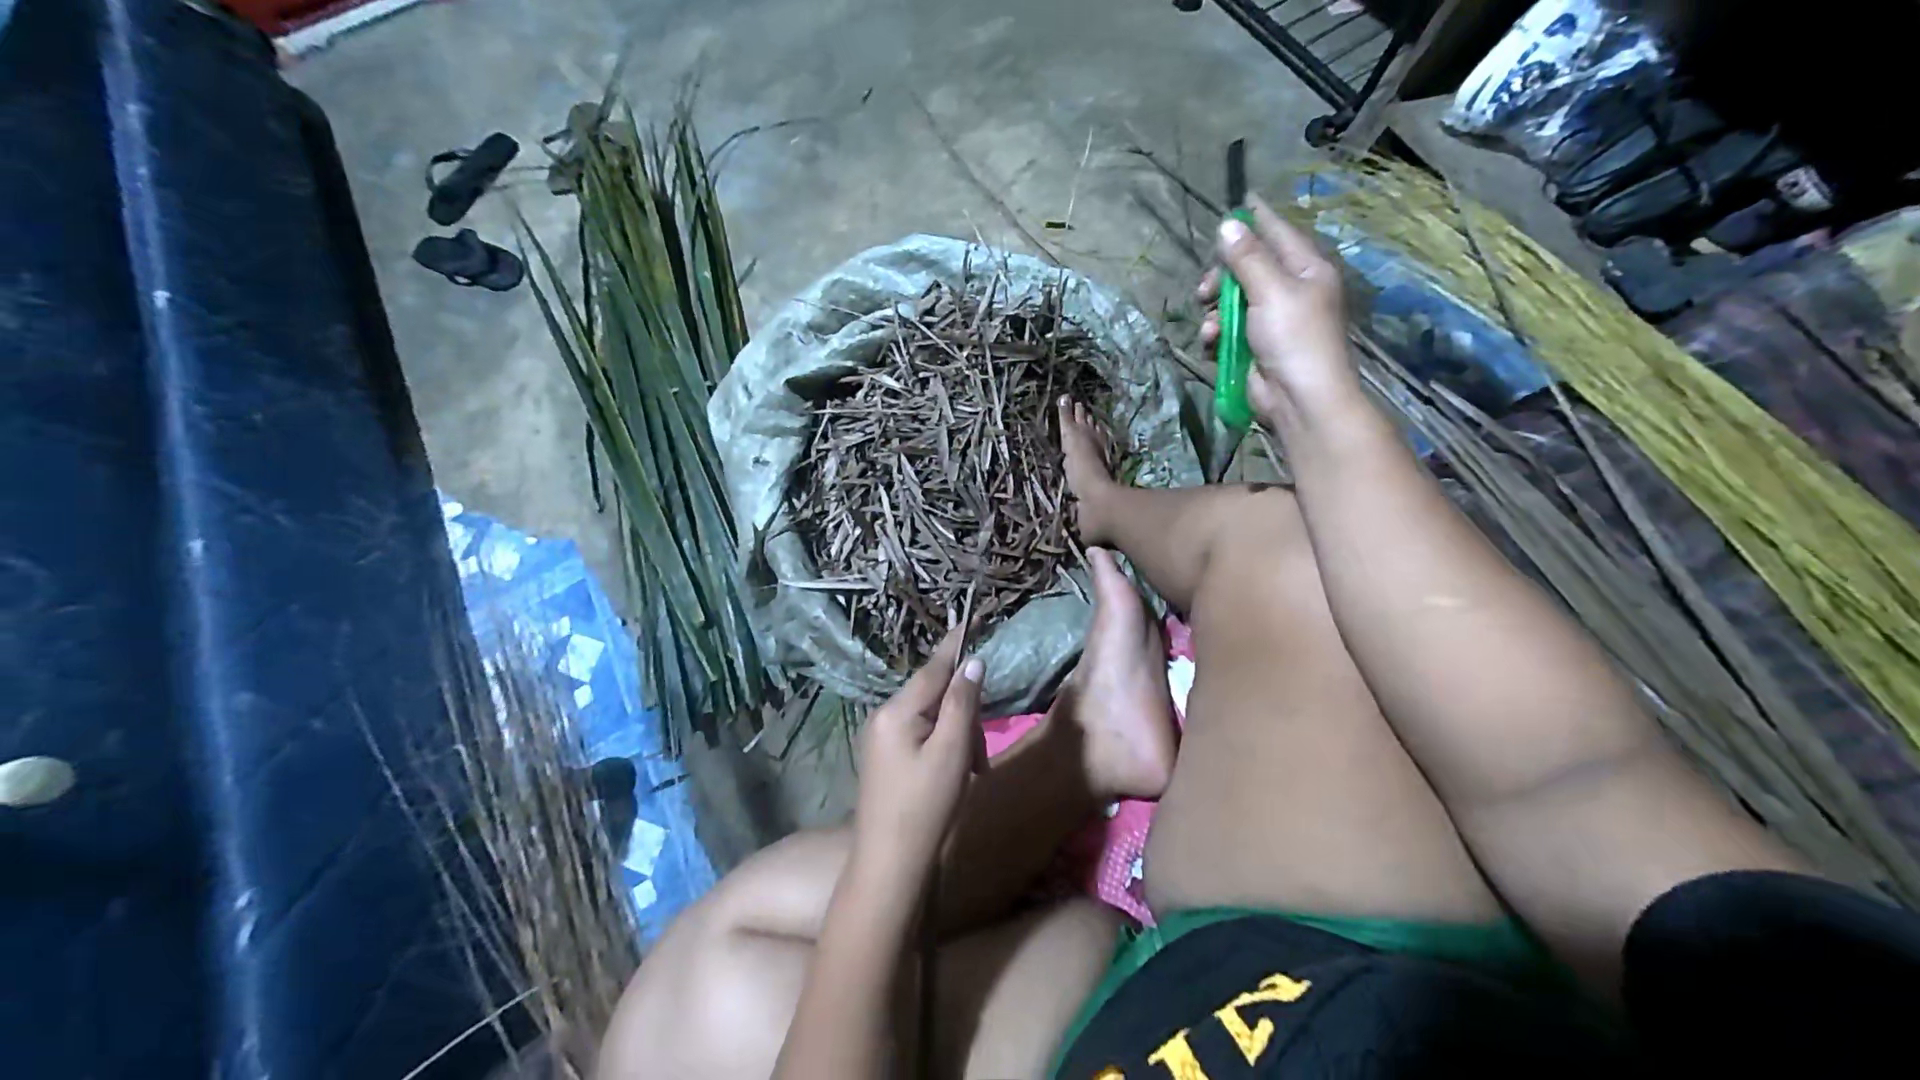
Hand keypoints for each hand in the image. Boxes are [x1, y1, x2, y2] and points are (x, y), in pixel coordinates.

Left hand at [851, 626, 985, 880]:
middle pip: (934, 694)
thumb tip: (972, 662)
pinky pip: (922, 737)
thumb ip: (963, 704)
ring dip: (957, 736)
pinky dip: (944, 749)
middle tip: (978, 754)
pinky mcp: (886, 758)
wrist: (890, 866)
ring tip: (969, 774)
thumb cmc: (925, 807)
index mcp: (896, 712)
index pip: (934, 667)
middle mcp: (884, 717)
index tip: (972, 617)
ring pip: (932, 718)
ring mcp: (882, 739)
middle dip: (964, 714)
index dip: (956, 644)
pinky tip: (955, 777)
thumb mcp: (952, 752)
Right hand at [1199, 197, 1359, 428]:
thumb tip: (1227, 224)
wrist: (1299, 398)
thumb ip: (1247, 258)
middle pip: (1247, 268)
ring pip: (1230, 300)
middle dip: (1221, 276)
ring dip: (1214, 311)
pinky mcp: (1253, 345)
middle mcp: (1289, 290)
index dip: (1256, 219)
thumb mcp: (1271, 290)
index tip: (1236, 203)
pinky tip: (1212, 342)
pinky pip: (1226, 329)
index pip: (1278, 232)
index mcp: (1306, 269)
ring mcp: (1270, 319)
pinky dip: (1216, 334)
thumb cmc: (1295, 337)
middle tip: (1205, 289)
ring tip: (1210, 326)